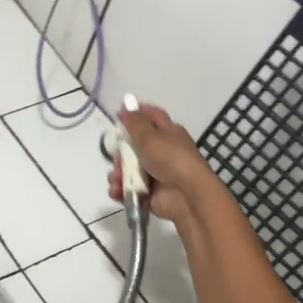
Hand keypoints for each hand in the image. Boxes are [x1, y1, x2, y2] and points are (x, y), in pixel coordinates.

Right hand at [107, 103, 224, 224]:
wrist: (186, 194)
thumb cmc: (170, 158)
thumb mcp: (150, 136)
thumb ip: (134, 123)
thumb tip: (125, 108)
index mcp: (168, 132)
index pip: (153, 116)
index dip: (138, 112)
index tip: (120, 112)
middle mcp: (162, 151)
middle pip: (135, 146)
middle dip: (121, 152)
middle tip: (116, 157)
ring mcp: (155, 173)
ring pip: (128, 169)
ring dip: (118, 173)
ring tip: (117, 178)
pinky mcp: (149, 193)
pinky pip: (129, 189)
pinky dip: (120, 190)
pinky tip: (117, 191)